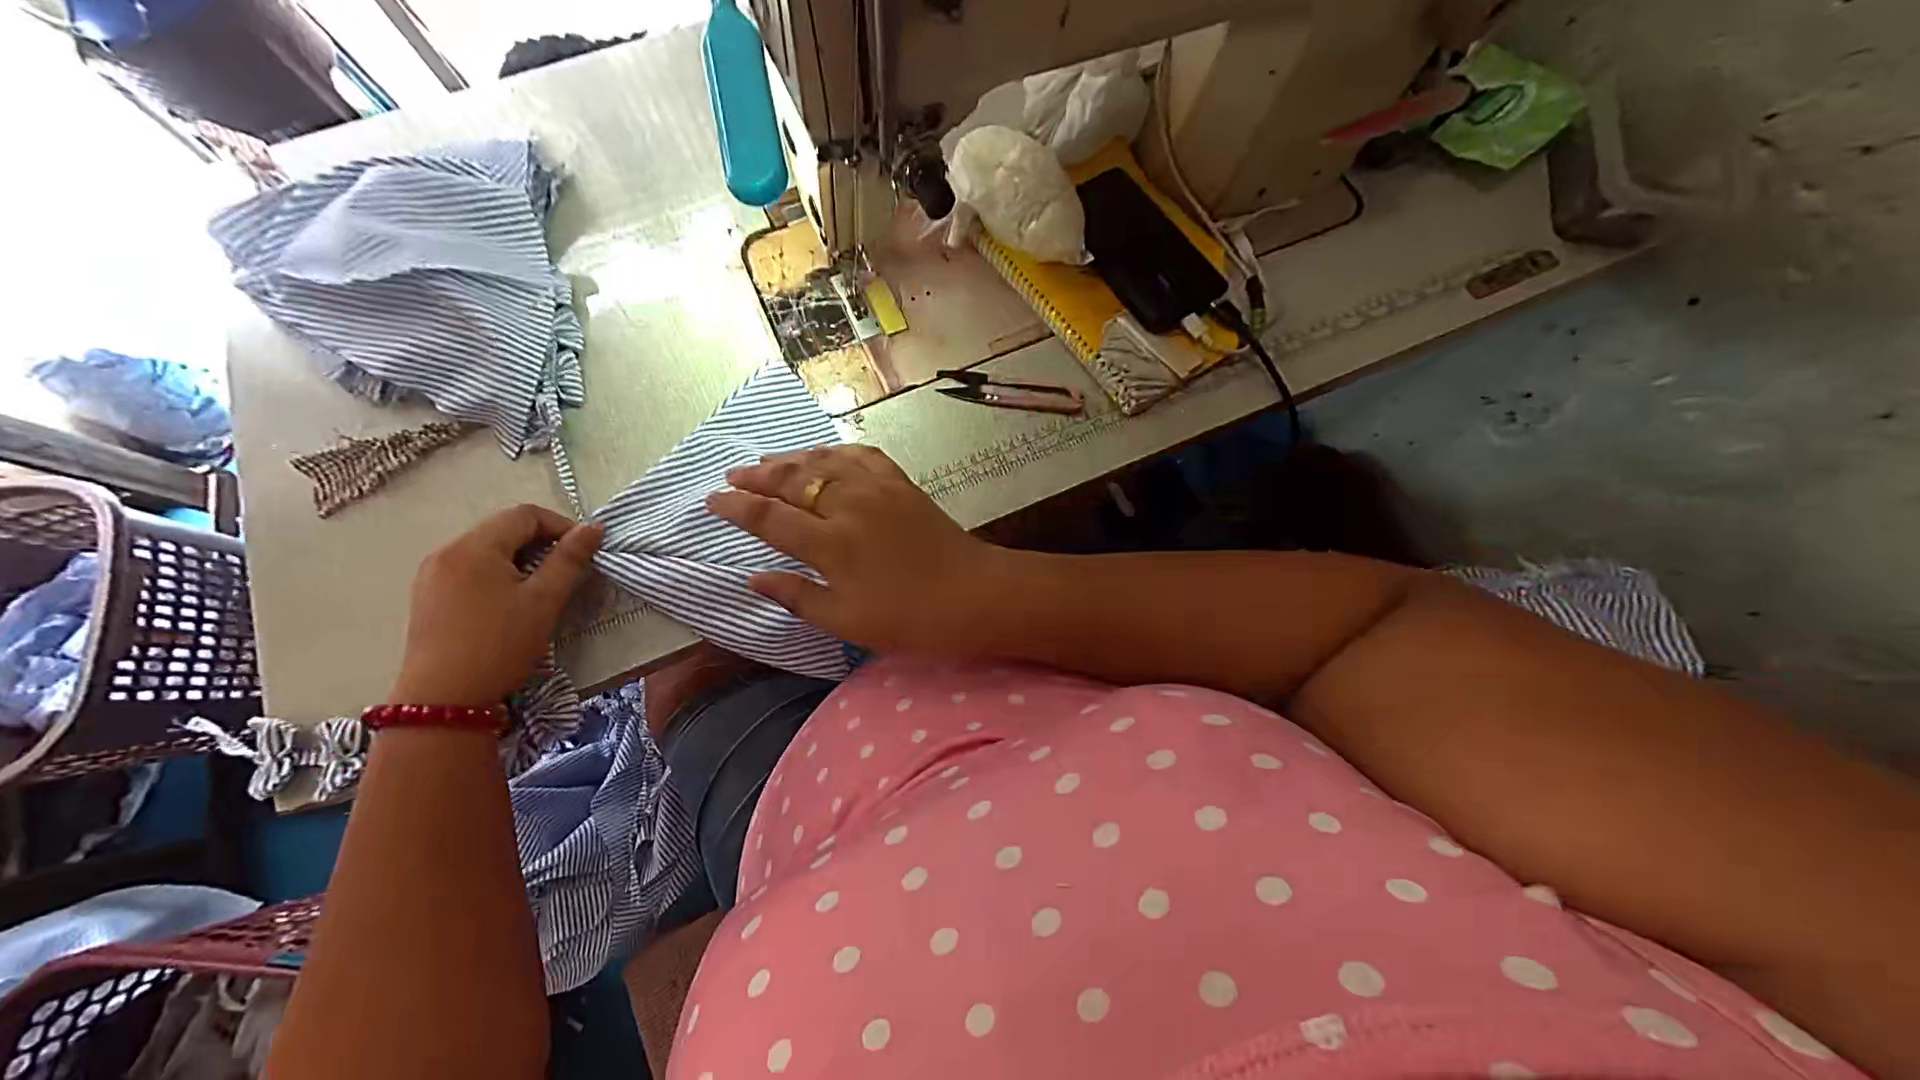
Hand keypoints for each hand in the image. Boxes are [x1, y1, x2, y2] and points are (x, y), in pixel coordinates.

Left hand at [389, 505, 602, 707]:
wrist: (445, 700)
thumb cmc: (500, 644)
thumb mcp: (544, 600)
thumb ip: (569, 559)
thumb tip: (594, 528)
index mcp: (474, 547)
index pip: (524, 515)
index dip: (561, 526)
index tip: (584, 552)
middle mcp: (447, 551)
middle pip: (503, 528)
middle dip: (541, 542)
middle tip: (567, 570)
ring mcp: (432, 574)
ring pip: (487, 549)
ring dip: (521, 558)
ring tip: (542, 588)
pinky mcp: (428, 596)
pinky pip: (470, 568)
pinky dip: (498, 573)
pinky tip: (511, 602)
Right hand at [706, 445, 1012, 653]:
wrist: (974, 595)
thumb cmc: (909, 618)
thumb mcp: (846, 621)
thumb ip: (797, 596)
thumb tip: (753, 577)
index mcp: (831, 544)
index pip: (770, 519)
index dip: (737, 508)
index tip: (713, 500)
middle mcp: (848, 506)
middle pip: (792, 481)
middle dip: (757, 476)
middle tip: (733, 475)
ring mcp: (877, 488)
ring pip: (823, 461)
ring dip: (791, 459)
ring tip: (767, 461)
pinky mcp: (901, 483)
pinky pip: (861, 455)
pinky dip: (835, 450)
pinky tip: (824, 453)